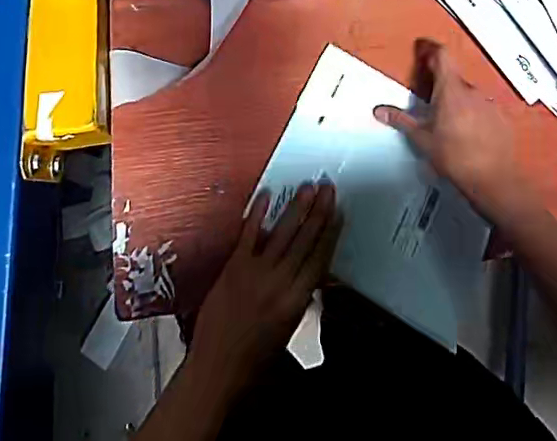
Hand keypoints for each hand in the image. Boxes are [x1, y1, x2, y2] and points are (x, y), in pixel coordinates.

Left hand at [192, 182, 340, 387]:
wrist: (216, 369)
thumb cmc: (253, 359)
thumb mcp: (287, 331)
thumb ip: (298, 298)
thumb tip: (310, 274)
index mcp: (295, 302)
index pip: (319, 259)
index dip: (331, 233)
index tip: (339, 212)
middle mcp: (279, 283)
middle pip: (304, 240)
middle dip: (318, 211)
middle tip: (327, 188)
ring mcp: (255, 272)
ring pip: (282, 233)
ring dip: (296, 207)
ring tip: (307, 187)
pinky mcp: (233, 267)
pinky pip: (248, 234)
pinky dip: (257, 213)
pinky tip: (266, 195)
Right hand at [374, 39, 533, 224]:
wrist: (492, 180)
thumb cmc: (456, 158)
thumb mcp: (422, 139)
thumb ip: (400, 120)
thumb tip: (382, 111)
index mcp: (450, 90)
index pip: (441, 55)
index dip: (430, 48)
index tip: (422, 49)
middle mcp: (471, 91)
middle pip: (453, 76)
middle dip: (441, 85)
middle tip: (430, 100)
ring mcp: (489, 103)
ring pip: (468, 94)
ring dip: (458, 101)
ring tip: (449, 122)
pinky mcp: (501, 117)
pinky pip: (483, 108)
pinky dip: (474, 114)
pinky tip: (468, 133)